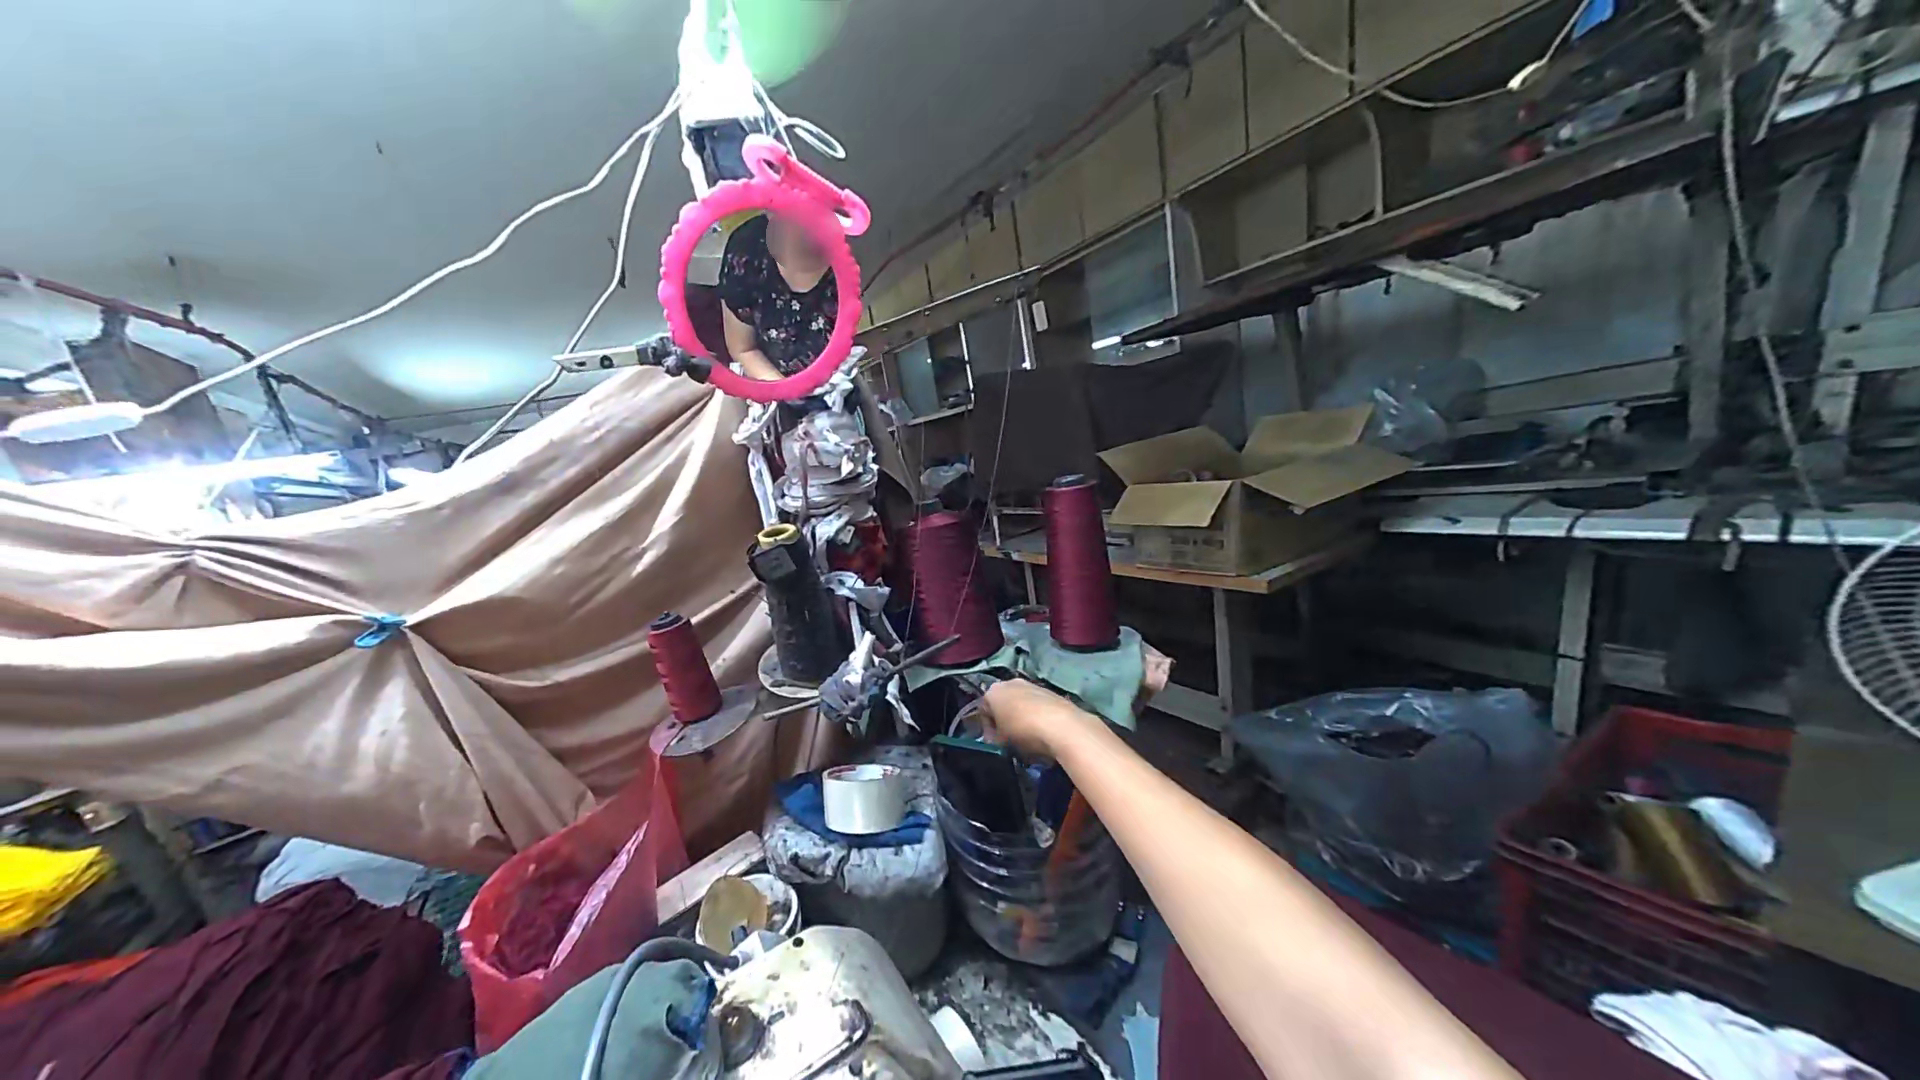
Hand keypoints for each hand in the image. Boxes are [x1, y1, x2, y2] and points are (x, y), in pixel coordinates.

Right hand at [976, 679, 1105, 760]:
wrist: (1062, 726)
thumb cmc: (1023, 732)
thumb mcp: (1001, 741)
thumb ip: (994, 738)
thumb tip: (998, 738)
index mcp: (993, 691)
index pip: (983, 710)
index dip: (987, 730)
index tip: (995, 744)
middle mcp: (1011, 682)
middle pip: (1003, 704)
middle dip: (1005, 722)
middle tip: (1010, 742)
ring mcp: (1033, 685)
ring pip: (1021, 704)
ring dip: (1022, 719)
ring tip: (1029, 740)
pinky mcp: (1051, 692)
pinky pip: (1038, 706)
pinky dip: (1038, 717)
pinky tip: (1044, 734)